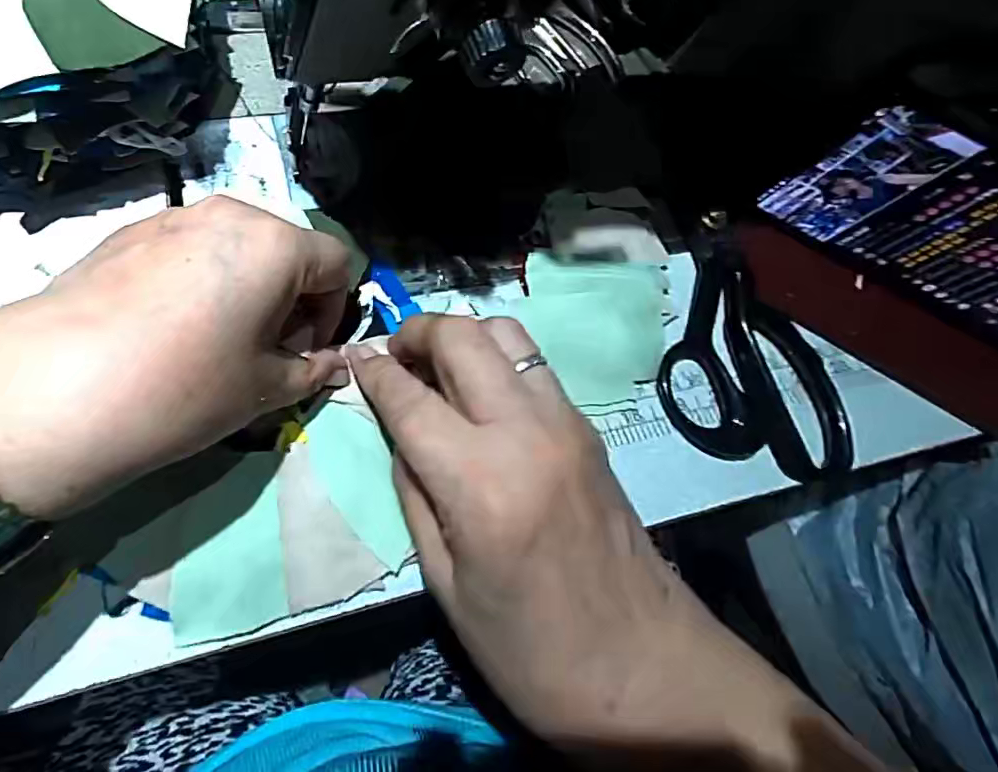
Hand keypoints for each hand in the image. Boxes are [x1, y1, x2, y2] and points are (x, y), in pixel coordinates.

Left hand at [0, 197, 352, 519]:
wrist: (49, 392)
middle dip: (293, 295)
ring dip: (249, 284)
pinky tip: (168, 324)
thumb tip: (335, 363)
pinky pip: (192, 247)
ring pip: (239, 245)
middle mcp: (232, 214)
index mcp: (277, 244)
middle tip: (265, 346)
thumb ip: (315, 369)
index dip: (335, 310)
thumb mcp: (265, 389)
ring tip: (216, 334)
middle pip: (289, 248)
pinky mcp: (130, 229)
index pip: (340, 264)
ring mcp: (176, 216)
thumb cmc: (182, 389)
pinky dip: (203, 278)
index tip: (305, 350)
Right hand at [350, 315, 880, 768]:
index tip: (355, 358)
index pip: (412, 400)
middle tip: (395, 354)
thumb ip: (416, 494)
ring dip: (463, 335)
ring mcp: (565, 420)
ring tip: (438, 365)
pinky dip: (497, 358)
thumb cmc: (530, 649)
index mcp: (481, 482)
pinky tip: (481, 391)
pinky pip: (533, 364)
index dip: (375, 373)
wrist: (642, 665)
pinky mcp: (587, 425)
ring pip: (507, 332)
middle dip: (418, 332)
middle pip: (464, 338)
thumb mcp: (447, 584)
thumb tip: (400, 433)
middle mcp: (525, 431)